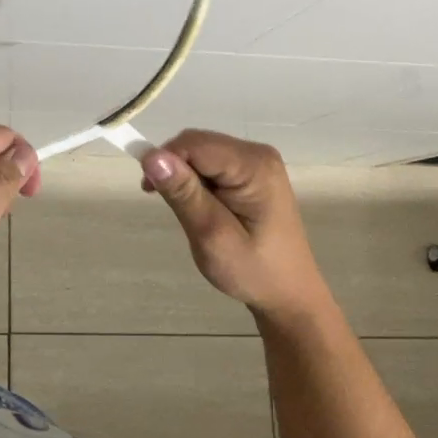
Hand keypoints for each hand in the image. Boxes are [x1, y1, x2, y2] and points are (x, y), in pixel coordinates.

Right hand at [139, 129, 321, 318]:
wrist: (287, 293)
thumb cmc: (252, 271)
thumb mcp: (212, 236)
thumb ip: (184, 194)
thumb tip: (151, 157)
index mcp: (254, 167)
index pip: (194, 144)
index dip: (165, 160)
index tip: (150, 191)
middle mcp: (258, 154)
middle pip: (197, 144)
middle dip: (173, 168)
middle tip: (168, 206)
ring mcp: (258, 162)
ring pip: (201, 152)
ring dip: (183, 176)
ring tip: (186, 211)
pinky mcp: (253, 172)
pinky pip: (212, 163)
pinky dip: (196, 180)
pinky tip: (198, 205)